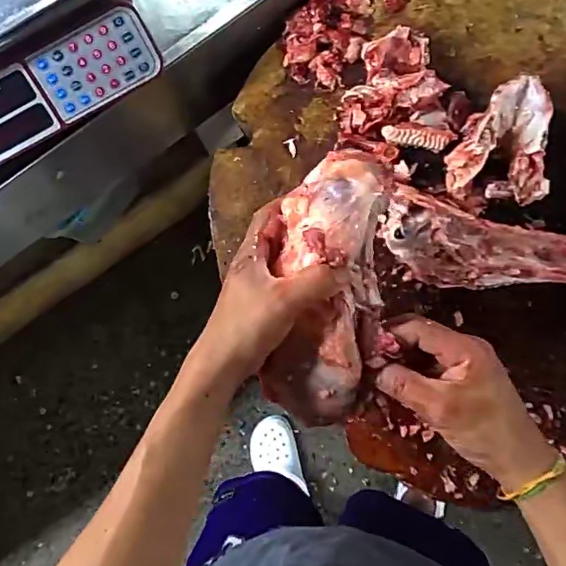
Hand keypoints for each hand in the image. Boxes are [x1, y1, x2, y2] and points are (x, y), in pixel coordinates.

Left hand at [191, 200, 339, 383]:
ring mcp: (252, 289)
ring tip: (333, 261)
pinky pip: (284, 289)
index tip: (314, 200)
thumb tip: (344, 266)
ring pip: (282, 266)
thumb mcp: (286, 298)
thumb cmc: (247, 324)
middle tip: (333, 232)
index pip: (265, 216)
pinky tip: (320, 295)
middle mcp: (249, 267)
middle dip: (303, 233)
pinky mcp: (258, 310)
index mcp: (249, 254)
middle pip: (276, 240)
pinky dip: (302, 286)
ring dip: (304, 262)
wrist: (220, 365)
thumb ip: (317, 279)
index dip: (286, 204)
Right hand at [376, 316, 561, 491]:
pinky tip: (397, 384)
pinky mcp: (465, 376)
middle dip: (392, 347)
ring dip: (401, 360)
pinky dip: (413, 371)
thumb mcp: (439, 409)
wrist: (521, 460)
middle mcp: (465, 346)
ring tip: (377, 372)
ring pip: (423, 351)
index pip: (416, 327)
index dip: (388, 335)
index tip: (365, 350)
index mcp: (463, 347)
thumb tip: (374, 369)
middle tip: (367, 362)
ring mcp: (466, 361)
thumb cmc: (483, 432)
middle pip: (419, 335)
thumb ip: (404, 385)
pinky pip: (432, 365)